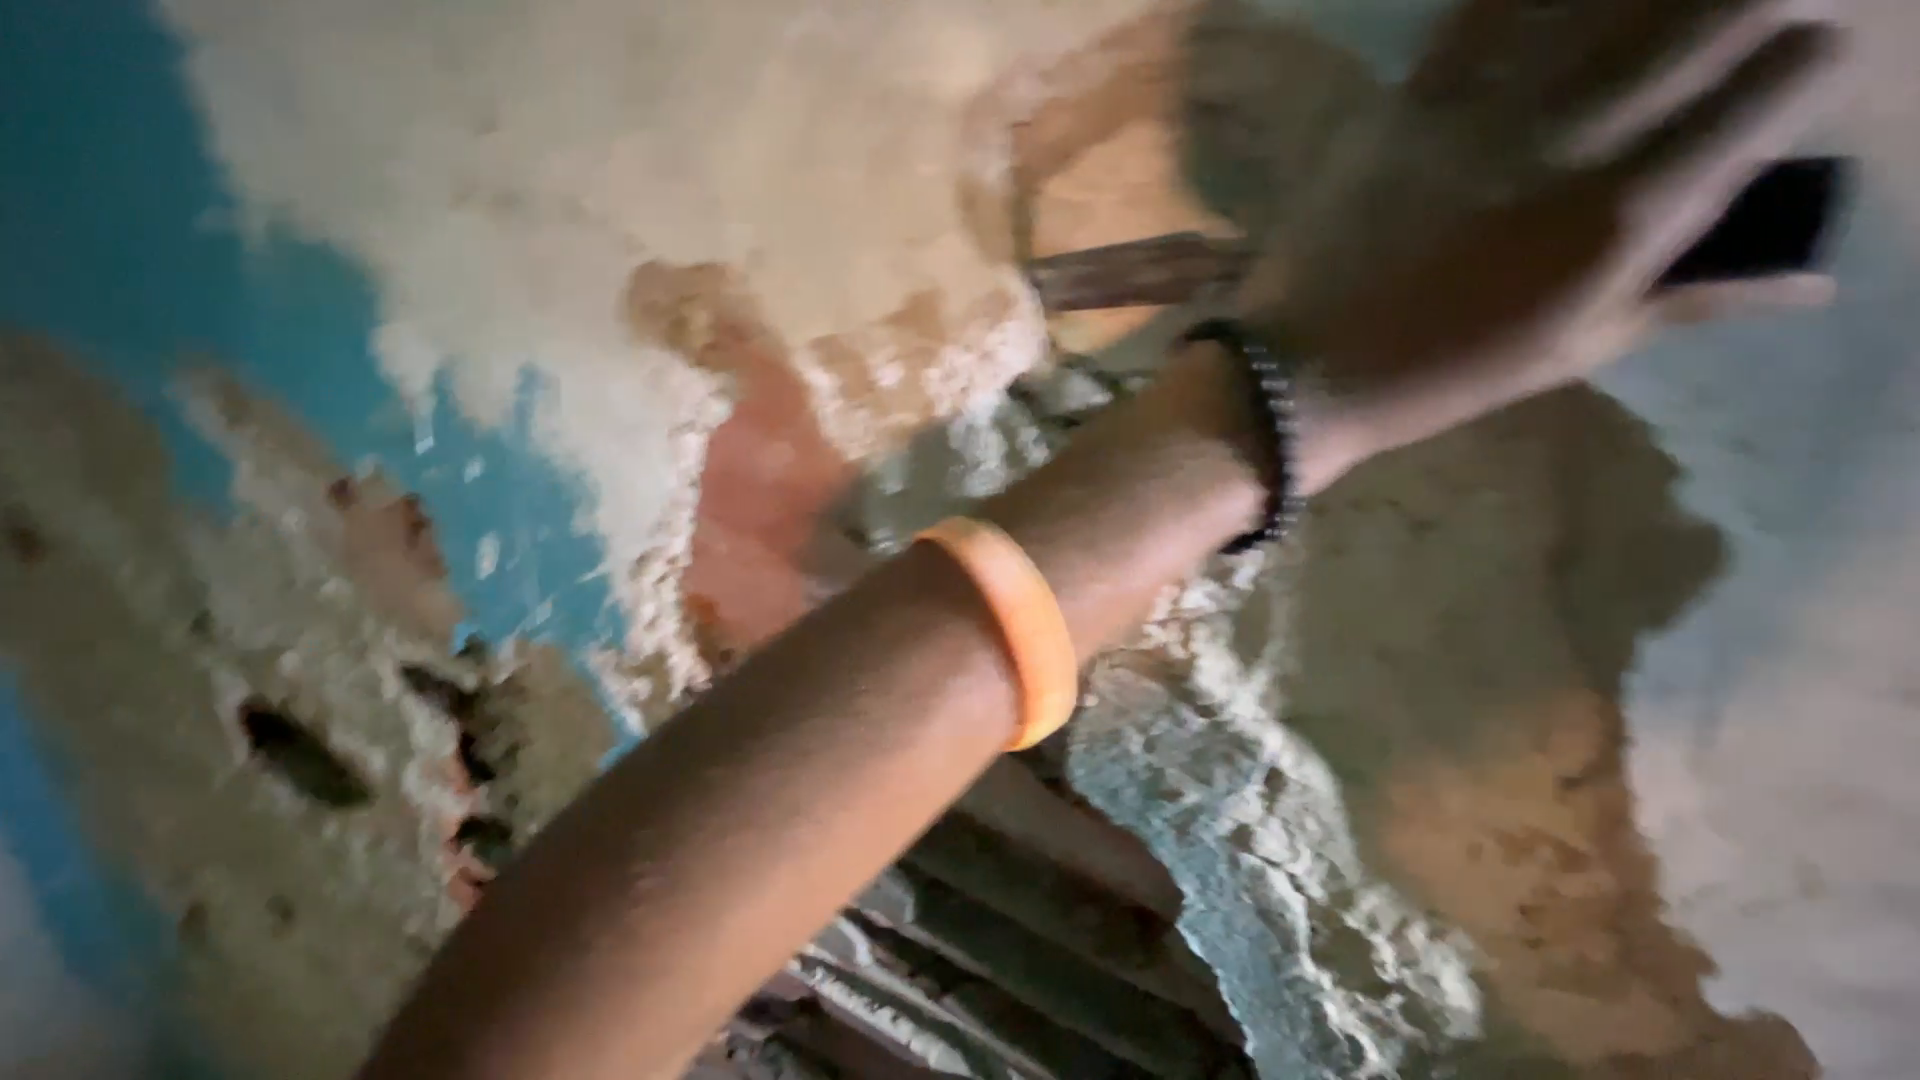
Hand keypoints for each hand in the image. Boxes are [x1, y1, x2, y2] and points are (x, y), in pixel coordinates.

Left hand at [1230, 0, 1849, 475]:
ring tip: (1642, 20)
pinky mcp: (1412, 96)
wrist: (1306, 369)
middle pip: (1719, 4)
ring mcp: (1487, 106)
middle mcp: (1575, 136)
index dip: (1804, 67)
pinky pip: (1494, 2)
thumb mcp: (1574, 349)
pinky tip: (1550, 14)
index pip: (1786, 76)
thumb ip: (1692, 294)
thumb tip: (1813, 271)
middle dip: (1752, 4)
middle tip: (1726, 32)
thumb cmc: (1440, 375)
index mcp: (1628, 211)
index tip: (1780, 82)